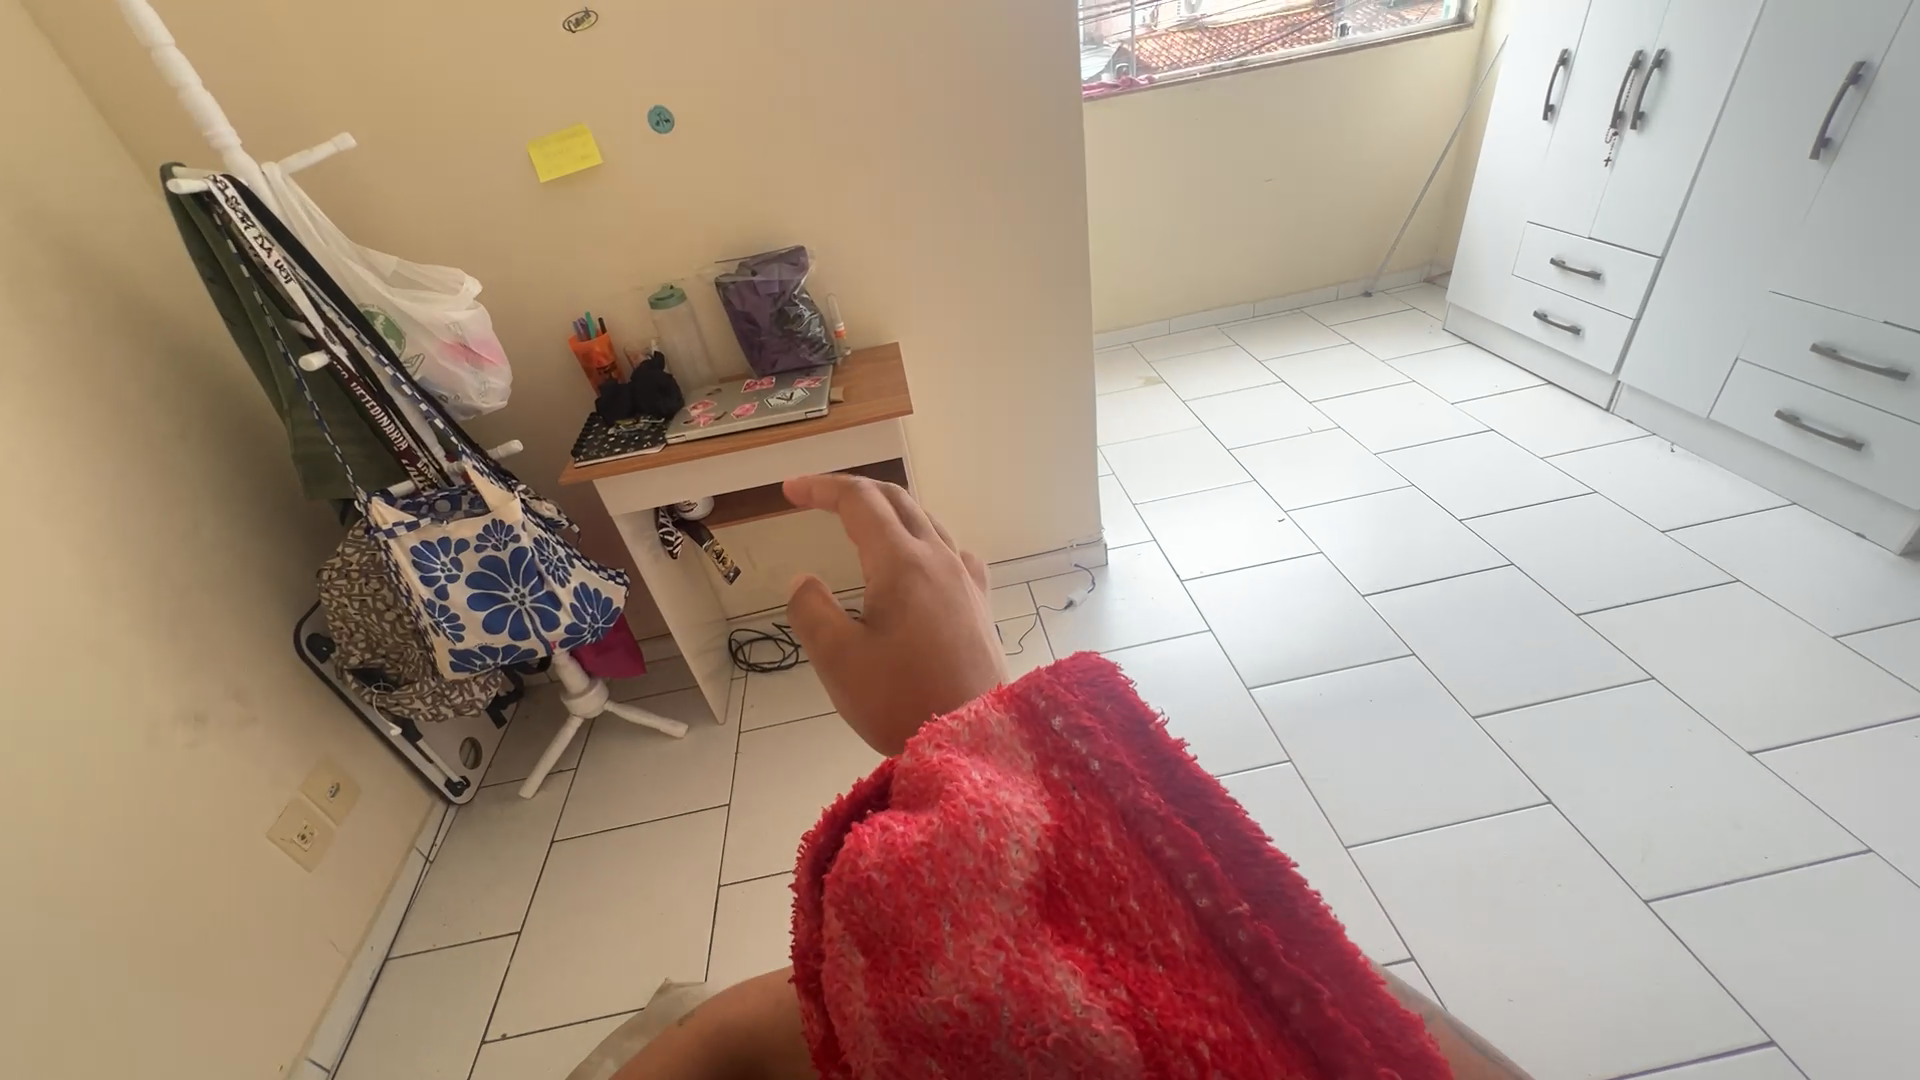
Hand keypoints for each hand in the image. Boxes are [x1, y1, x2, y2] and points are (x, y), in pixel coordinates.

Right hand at [782, 474, 1008, 755]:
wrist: (973, 738)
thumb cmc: (900, 700)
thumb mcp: (837, 660)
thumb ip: (810, 610)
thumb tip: (804, 580)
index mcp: (902, 562)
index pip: (859, 501)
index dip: (821, 488)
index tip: (789, 490)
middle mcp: (939, 558)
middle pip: (897, 500)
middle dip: (853, 491)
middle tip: (816, 498)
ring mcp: (966, 579)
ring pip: (927, 522)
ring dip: (890, 511)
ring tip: (862, 523)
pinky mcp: (980, 603)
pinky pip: (952, 551)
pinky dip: (925, 539)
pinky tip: (921, 561)